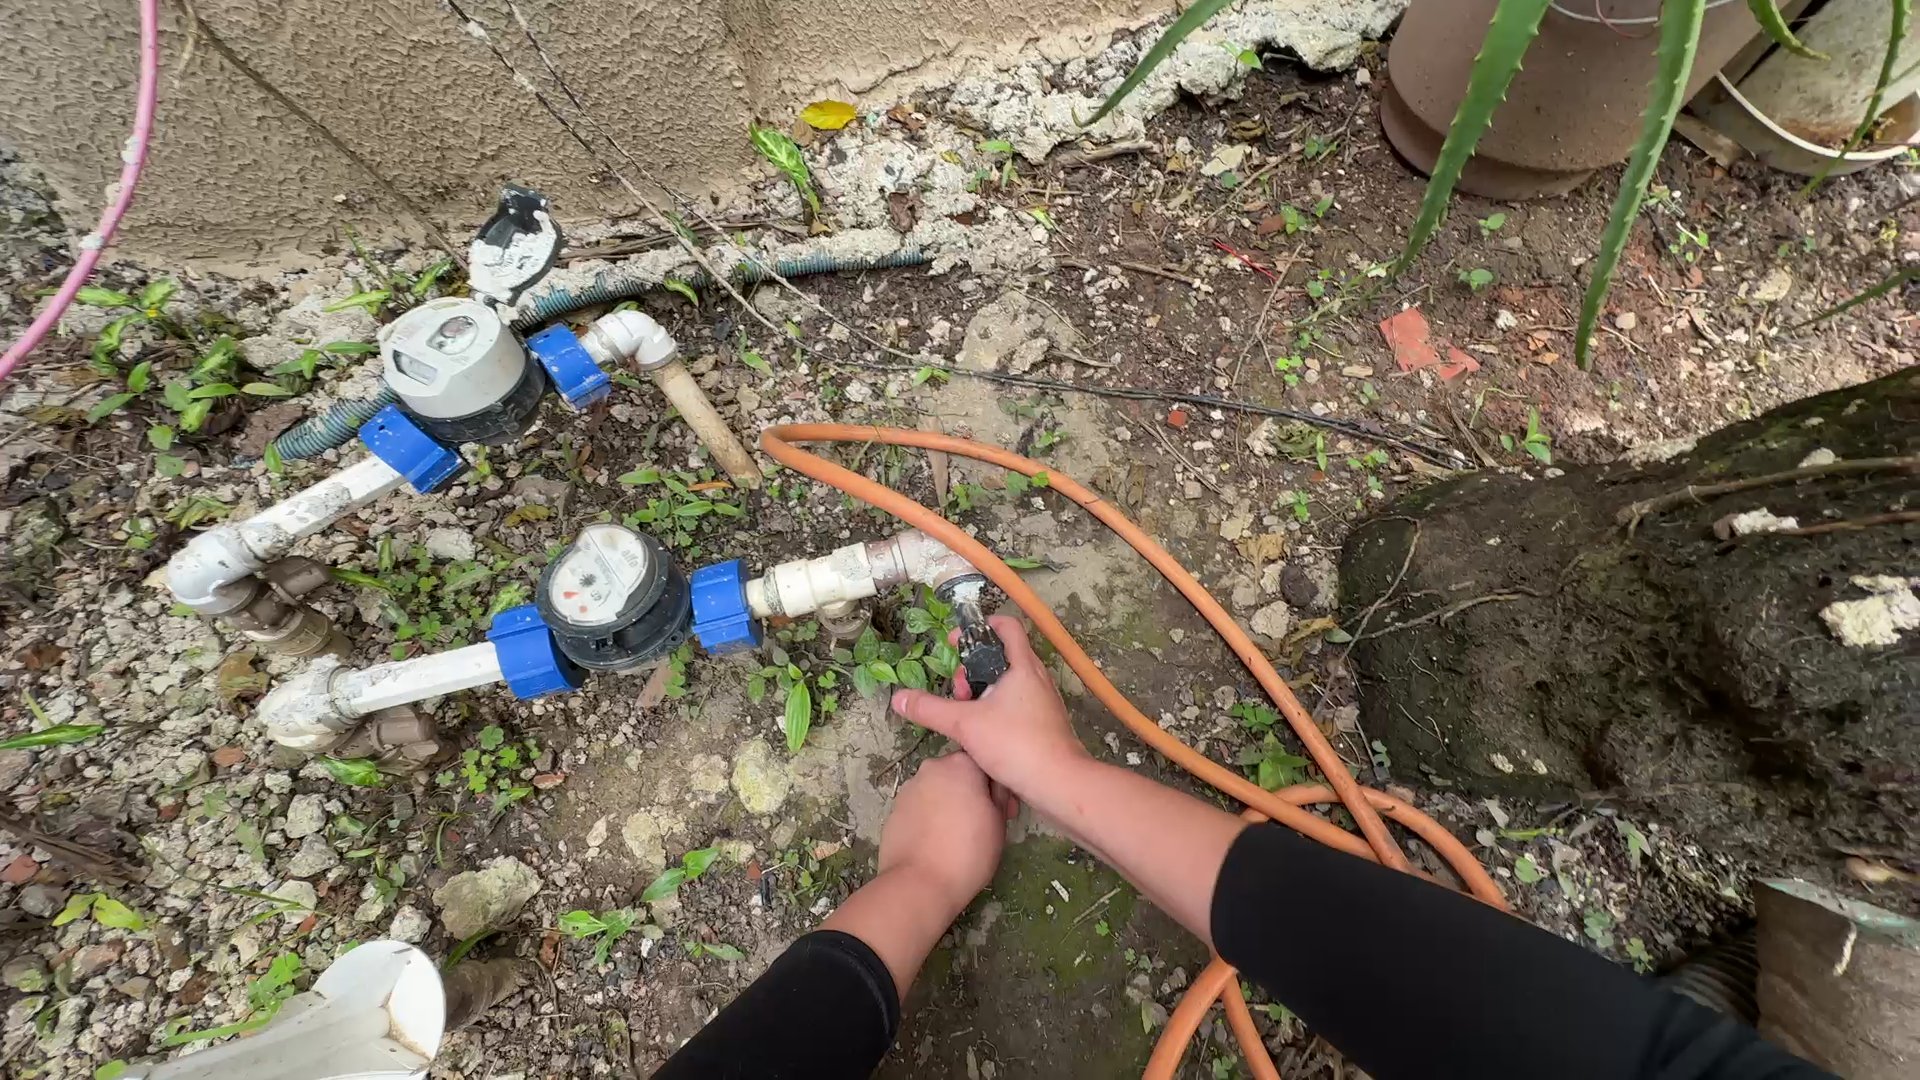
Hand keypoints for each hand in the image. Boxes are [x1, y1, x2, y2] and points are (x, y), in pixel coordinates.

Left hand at [878, 752, 1013, 911]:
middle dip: (970, 793)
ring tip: (956, 837)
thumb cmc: (968, 851)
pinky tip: (935, 843)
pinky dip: (929, 818)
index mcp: (960, 764)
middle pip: (958, 774)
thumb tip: (994, 786)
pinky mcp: (893, 809)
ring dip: (948, 804)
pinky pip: (919, 807)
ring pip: (937, 790)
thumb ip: (999, 794)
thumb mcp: (998, 822)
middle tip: (982, 825)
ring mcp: (909, 788)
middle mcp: (931, 767)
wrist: (918, 884)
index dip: (997, 788)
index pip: (985, 764)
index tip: (1004, 813)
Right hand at [890, 615, 1089, 799]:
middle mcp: (1037, 677)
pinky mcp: (1046, 722)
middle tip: (958, 690)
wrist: (1059, 783)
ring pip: (1009, 681)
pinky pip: (1018, 702)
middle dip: (973, 667)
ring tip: (967, 713)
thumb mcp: (965, 724)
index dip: (979, 626)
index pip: (1006, 626)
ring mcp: (1044, 700)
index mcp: (1022, 665)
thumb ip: (930, 709)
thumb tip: (899, 698)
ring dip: (984, 690)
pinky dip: (998, 707)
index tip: (956, 642)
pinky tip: (984, 732)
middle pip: (1003, 654)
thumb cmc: (1015, 744)